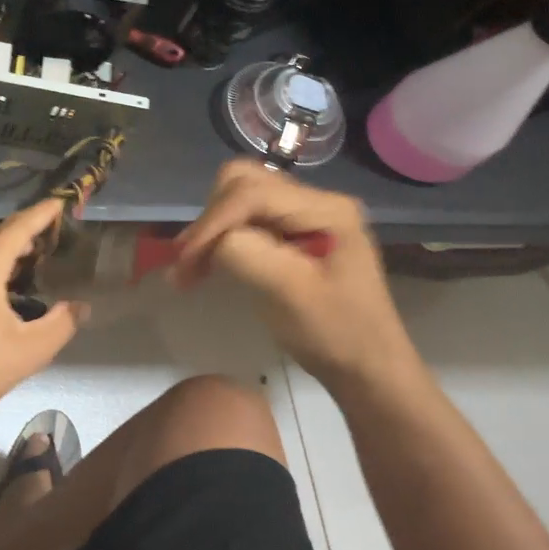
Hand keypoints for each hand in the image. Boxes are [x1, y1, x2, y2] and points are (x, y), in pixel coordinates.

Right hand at [171, 161, 424, 392]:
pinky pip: (243, 219)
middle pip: (242, 183)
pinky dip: (219, 237)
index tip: (183, 262)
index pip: (252, 194)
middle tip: (189, 262)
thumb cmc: (334, 331)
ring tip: (193, 269)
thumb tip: (209, 242)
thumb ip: (245, 254)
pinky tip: (209, 265)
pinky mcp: (290, 232)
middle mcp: (315, 201)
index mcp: (326, 209)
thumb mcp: (289, 293)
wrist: (365, 366)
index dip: (211, 223)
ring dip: (210, 229)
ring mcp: (302, 215)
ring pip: (237, 198)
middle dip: (209, 219)